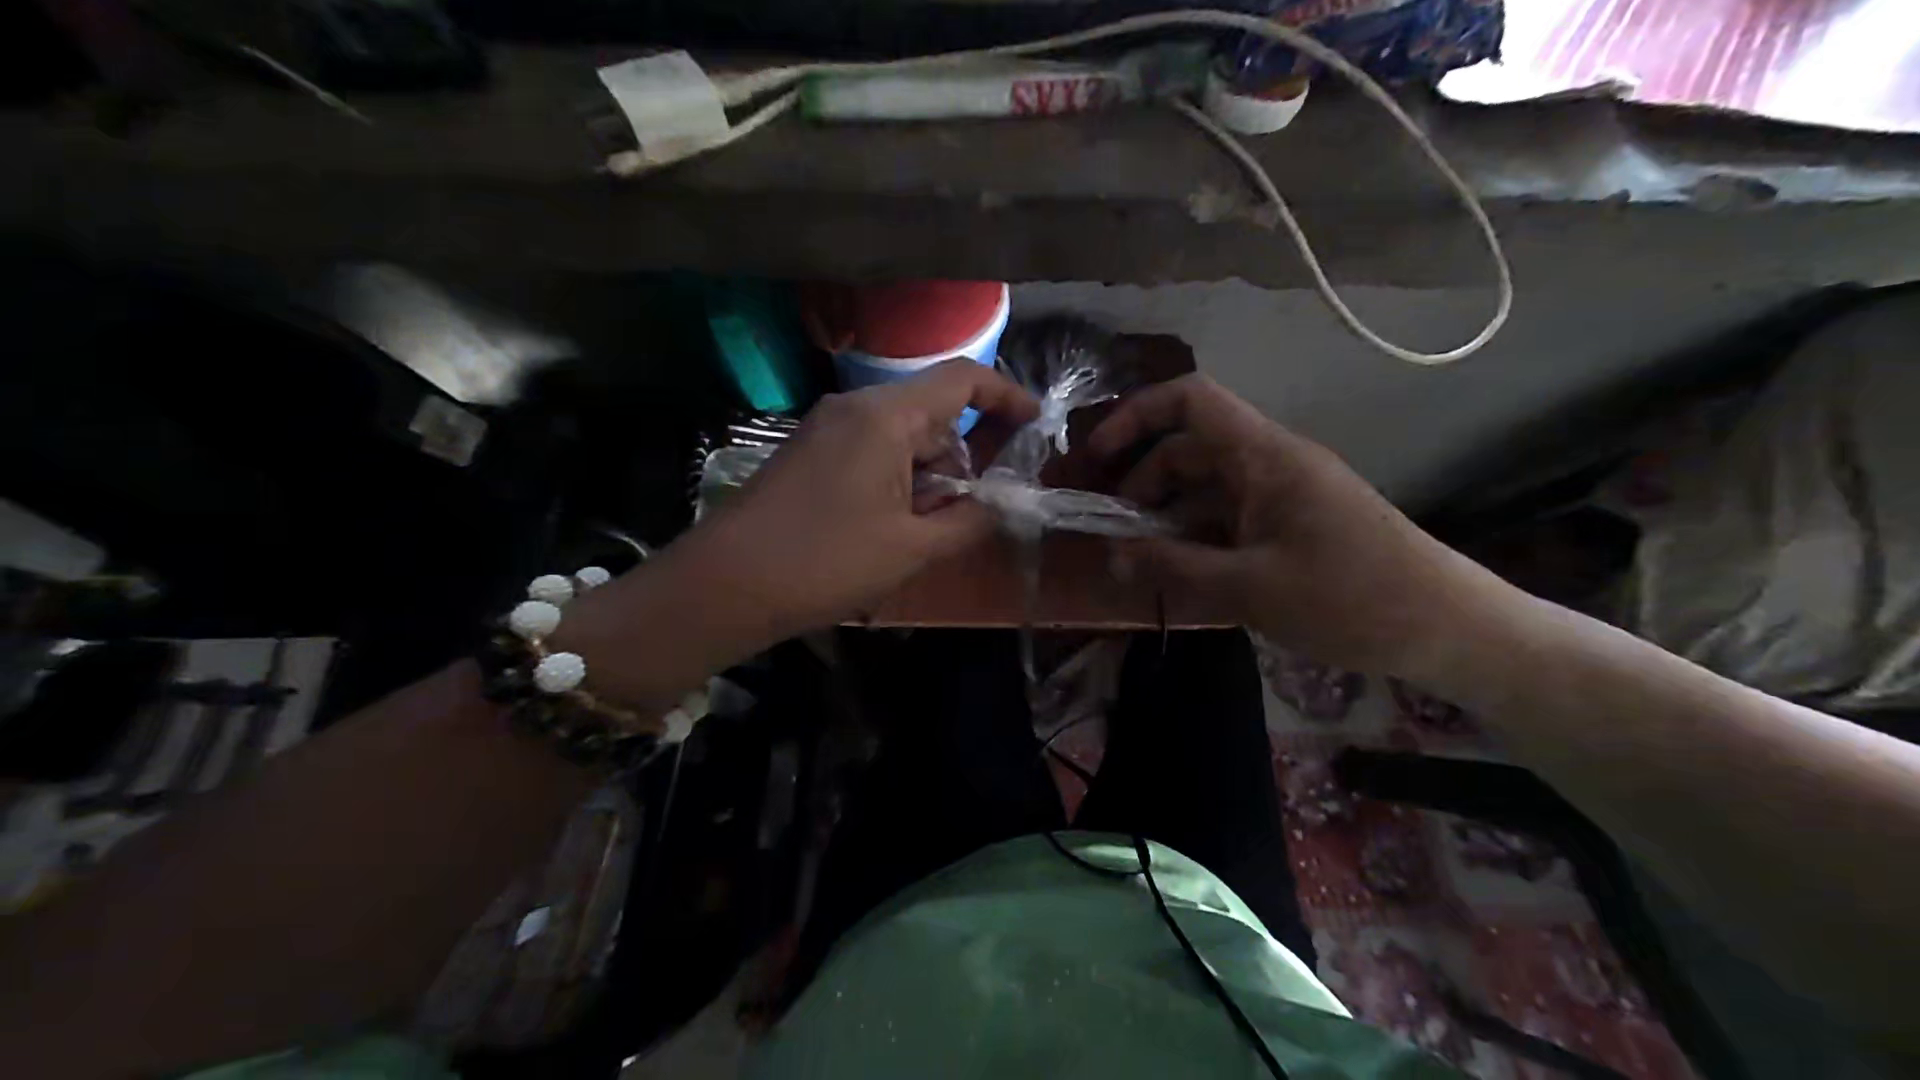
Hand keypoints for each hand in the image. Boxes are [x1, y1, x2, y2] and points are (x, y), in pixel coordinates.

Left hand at [664, 359, 1038, 656]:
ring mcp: (828, 429)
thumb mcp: (911, 548)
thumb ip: (968, 519)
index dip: (1006, 397)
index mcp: (885, 416)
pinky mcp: (810, 454)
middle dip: (971, 448)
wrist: (725, 585)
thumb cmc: (825, 562)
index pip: (962, 379)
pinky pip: (873, 450)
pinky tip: (906, 521)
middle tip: (995, 495)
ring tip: (948, 521)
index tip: (1036, 426)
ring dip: (934, 470)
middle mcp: (855, 409)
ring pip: (903, 435)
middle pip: (933, 409)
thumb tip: (1002, 502)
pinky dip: (902, 477)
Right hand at [1088, 374, 1505, 676]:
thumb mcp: (1248, 587)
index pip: (1190, 400)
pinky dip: (1197, 537)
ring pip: (1206, 487)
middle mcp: (1270, 464)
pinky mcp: (1292, 525)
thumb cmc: (1350, 599)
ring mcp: (1283, 495)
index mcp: (1264, 457)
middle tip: (1116, 535)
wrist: (1449, 628)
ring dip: (1168, 517)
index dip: (1136, 417)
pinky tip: (1182, 574)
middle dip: (1143, 484)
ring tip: (1143, 562)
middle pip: (1188, 448)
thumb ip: (1172, 567)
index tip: (1097, 458)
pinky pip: (1229, 517)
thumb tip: (1110, 556)